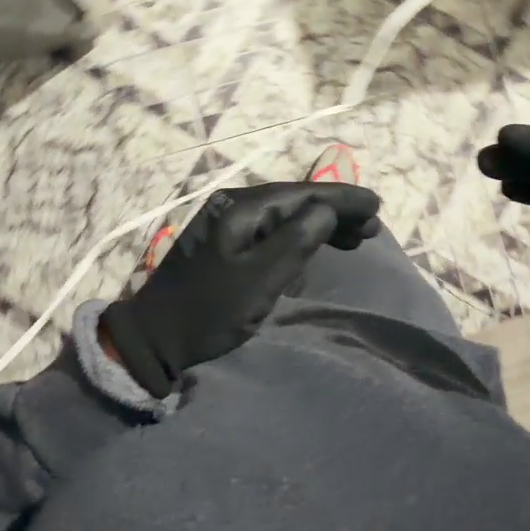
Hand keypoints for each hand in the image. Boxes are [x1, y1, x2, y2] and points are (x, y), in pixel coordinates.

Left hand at [100, 181, 381, 397]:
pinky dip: (299, 235)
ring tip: (354, 240)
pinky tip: (315, 247)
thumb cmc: (207, 311)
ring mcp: (226, 223)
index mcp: (242, 208)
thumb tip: (326, 210)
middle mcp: (234, 205)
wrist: (153, 336)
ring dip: (320, 223)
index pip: (303, 193)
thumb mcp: (258, 281)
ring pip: (285, 214)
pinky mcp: (223, 242)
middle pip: (295, 199)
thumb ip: (295, 242)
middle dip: (335, 210)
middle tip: (372, 229)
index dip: (342, 198)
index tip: (376, 206)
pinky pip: (271, 228)